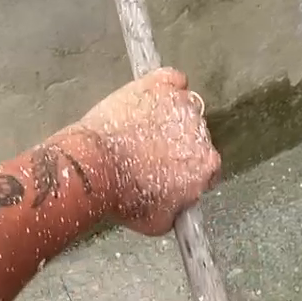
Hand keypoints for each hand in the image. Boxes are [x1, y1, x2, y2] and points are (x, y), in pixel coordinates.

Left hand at [77, 68, 220, 235]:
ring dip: (170, 113)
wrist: (94, 169)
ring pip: (184, 105)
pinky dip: (164, 84)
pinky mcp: (159, 85)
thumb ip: (180, 209)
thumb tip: (181, 205)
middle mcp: (200, 131)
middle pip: (195, 133)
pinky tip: (151, 94)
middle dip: (177, 139)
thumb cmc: (123, 195)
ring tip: (141, 125)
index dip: (188, 165)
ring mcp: (180, 104)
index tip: (172, 165)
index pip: (207, 163)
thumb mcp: (159, 222)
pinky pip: (172, 78)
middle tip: (149, 147)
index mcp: (206, 165)